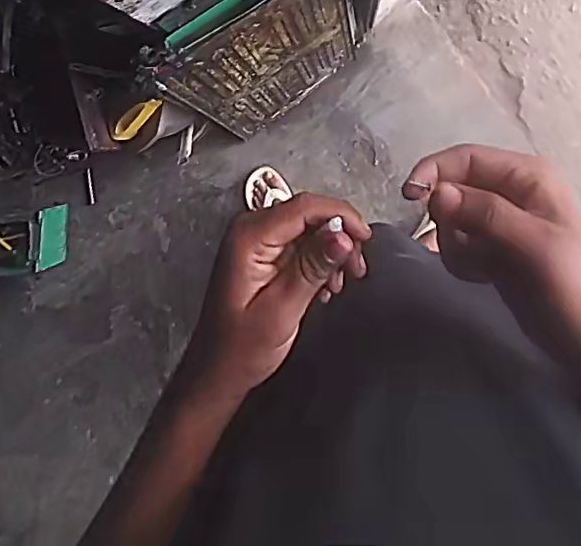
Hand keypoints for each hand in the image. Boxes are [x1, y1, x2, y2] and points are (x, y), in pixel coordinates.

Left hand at [179, 193, 371, 403]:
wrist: (217, 373)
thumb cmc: (238, 350)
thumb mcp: (282, 310)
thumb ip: (313, 268)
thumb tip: (342, 235)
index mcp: (248, 237)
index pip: (304, 206)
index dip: (340, 215)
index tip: (364, 235)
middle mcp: (250, 230)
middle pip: (309, 213)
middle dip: (339, 235)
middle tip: (356, 264)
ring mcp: (257, 240)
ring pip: (308, 227)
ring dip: (332, 249)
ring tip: (342, 279)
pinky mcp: (264, 252)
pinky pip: (301, 242)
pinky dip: (320, 258)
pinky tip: (326, 283)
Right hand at [404, 145, 580, 360]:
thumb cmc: (574, 288)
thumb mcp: (534, 244)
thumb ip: (486, 213)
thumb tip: (437, 192)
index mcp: (527, 175)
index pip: (466, 158)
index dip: (435, 171)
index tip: (410, 197)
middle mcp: (511, 190)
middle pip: (453, 187)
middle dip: (449, 218)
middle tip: (465, 248)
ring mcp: (500, 220)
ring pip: (449, 217)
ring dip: (454, 243)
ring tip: (482, 267)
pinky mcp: (492, 247)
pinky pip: (456, 242)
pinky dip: (460, 258)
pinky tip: (483, 275)